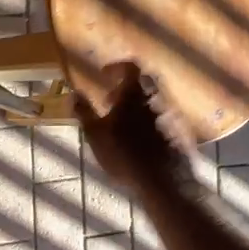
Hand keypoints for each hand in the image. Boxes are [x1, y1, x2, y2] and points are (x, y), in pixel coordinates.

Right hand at [77, 62, 199, 194]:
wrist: (161, 181)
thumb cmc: (122, 154)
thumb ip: (84, 112)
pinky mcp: (175, 133)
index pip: (130, 67)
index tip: (104, 75)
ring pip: (151, 101)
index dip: (117, 67)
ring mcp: (167, 116)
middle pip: (143, 83)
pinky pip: (160, 119)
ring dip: (136, 105)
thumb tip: (73, 93)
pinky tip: (138, 139)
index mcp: (133, 95)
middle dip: (125, 87)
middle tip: (110, 99)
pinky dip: (147, 122)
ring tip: (121, 122)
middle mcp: (153, 100)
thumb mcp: (94, 134)